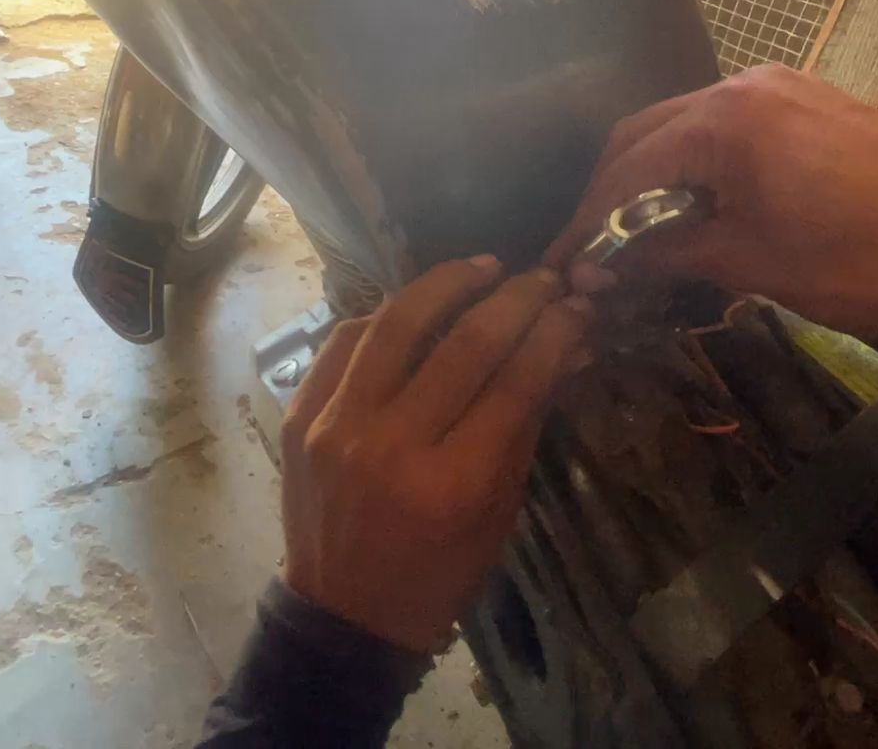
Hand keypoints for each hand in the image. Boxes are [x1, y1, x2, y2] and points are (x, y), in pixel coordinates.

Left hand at [278, 257, 591, 651]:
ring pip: (398, 322)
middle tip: (540, 277)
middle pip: (465, 344)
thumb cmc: (438, 571)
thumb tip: (565, 344)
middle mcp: (391, 445)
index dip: (553, 332)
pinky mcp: (302, 413)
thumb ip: (527, 421)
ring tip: (484, 265)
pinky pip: (347, 337)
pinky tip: (419, 304)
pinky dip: (389, 313)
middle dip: (515, 298)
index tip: (574, 303)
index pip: (516, 382)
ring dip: (447, 282)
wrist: (343, 613)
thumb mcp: (499, 509)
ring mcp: (337, 424)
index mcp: (453, 484)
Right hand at [543, 65, 877, 340]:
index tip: (563, 263)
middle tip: (595, 248)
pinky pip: (723, 128)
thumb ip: (666, 253)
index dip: (587, 221)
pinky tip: (698, 205)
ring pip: (680, 128)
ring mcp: (776, 87)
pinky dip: (694, 167)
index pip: (624, 170)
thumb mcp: (753, 264)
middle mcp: (739, 87)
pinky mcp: (804, 101)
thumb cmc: (868, 260)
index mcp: (720, 122)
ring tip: (640, 233)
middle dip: (610, 193)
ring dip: (651, 178)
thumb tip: (598, 267)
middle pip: (642, 135)